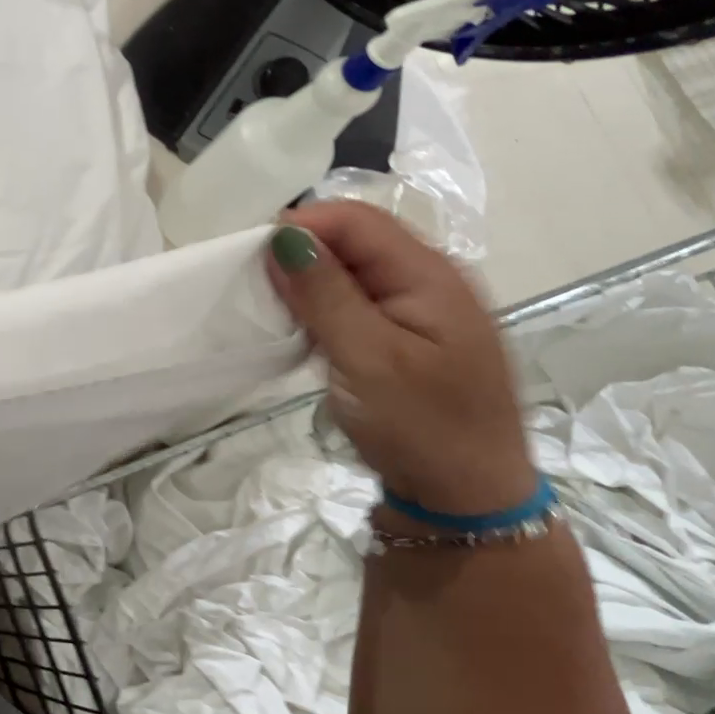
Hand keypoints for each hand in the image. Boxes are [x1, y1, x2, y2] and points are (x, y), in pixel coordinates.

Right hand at [266, 202, 536, 518]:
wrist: (467, 495)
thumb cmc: (420, 426)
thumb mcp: (366, 359)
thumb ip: (325, 295)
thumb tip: (285, 236)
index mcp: (429, 274)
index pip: (356, 219)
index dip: (299, 224)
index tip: (247, 259)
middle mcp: (430, 279)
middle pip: (356, 238)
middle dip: (300, 250)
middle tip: (252, 286)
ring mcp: (421, 309)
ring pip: (353, 270)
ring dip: (308, 280)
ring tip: (270, 308)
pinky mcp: (408, 337)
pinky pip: (359, 301)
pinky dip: (323, 306)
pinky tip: (301, 330)